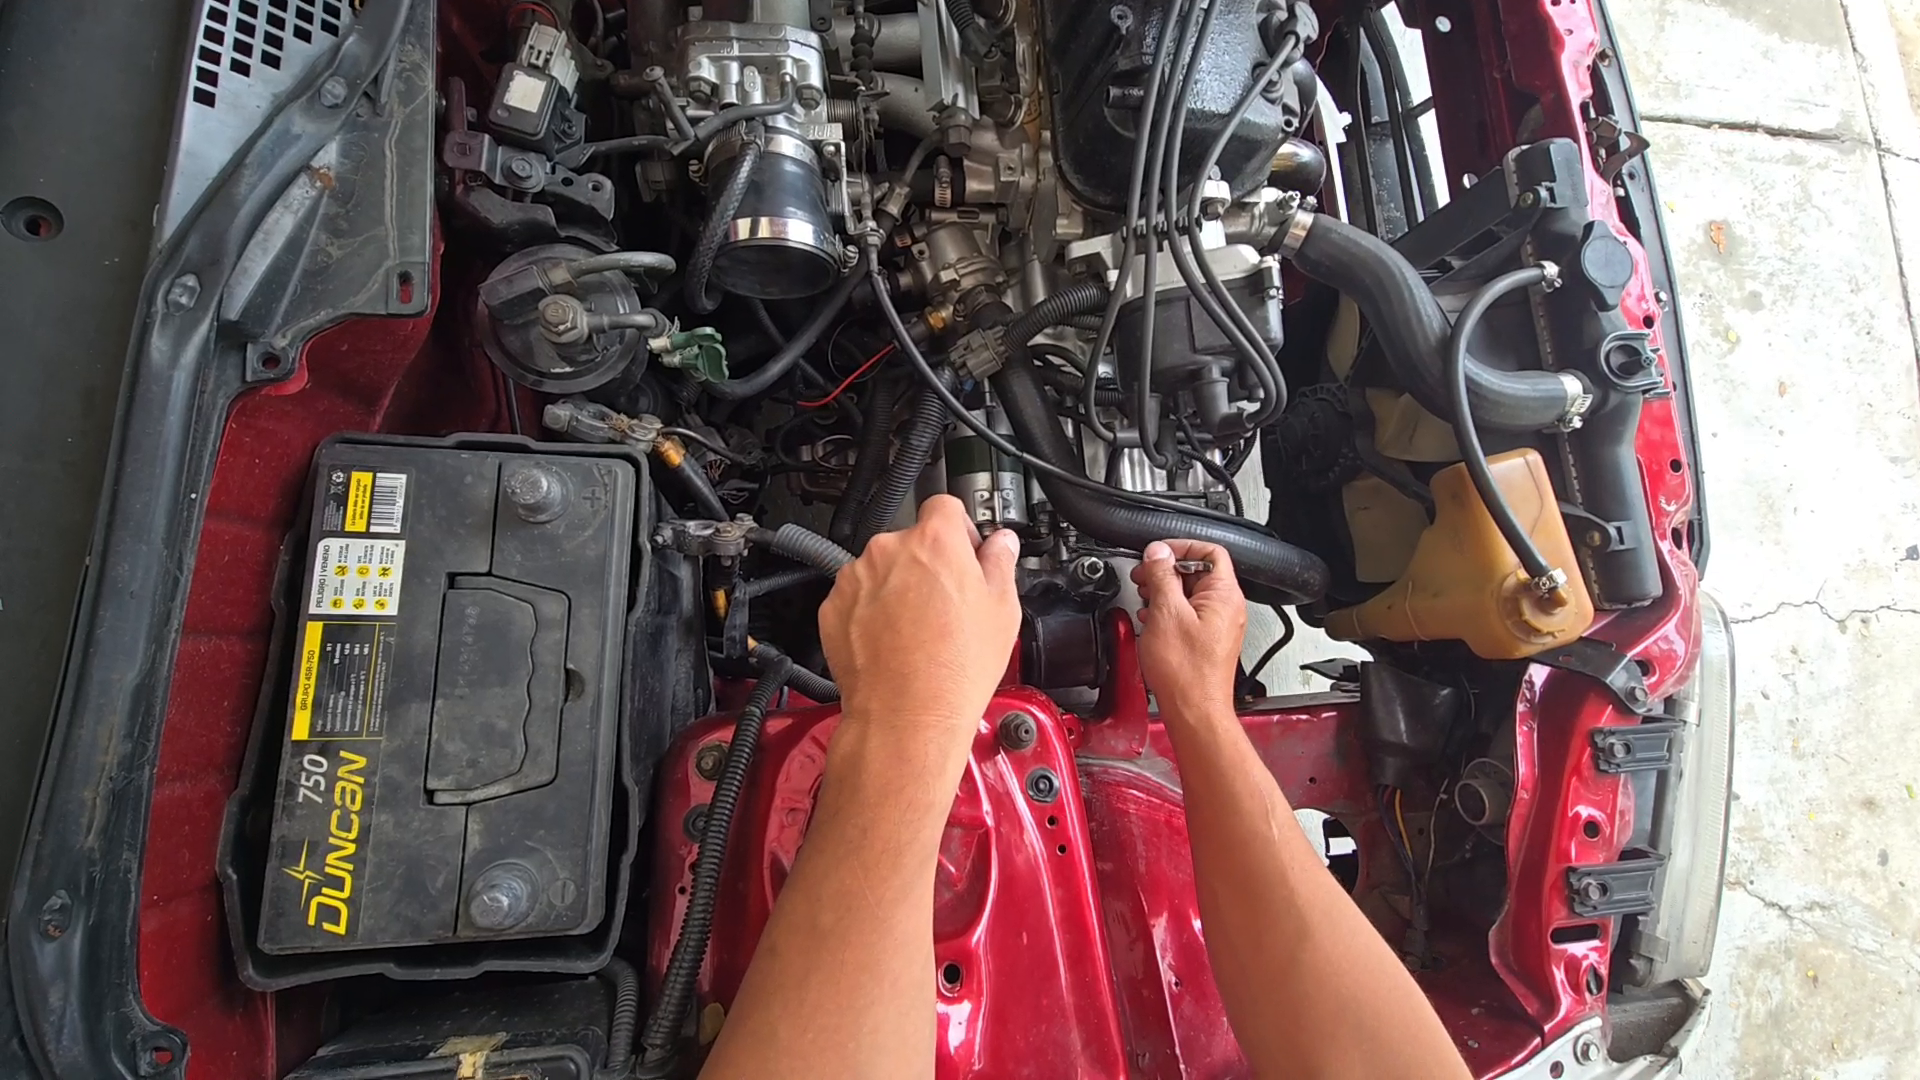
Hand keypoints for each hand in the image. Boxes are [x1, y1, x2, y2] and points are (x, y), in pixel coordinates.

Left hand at [818, 495, 1021, 751]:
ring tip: (920, 629)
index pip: (945, 505)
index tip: (965, 551)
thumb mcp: (1002, 610)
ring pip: (883, 569)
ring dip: (898, 586)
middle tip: (947, 604)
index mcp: (935, 540)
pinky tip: (895, 641)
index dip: (960, 528)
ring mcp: (856, 578)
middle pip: (913, 540)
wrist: (907, 716)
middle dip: (929, 564)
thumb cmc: (954, 669)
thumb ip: (1000, 562)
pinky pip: (858, 596)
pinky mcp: (834, 607)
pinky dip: (871, 611)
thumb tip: (1001, 543)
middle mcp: (888, 550)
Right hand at [1130, 539, 1246, 721]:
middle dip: (1166, 570)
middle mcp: (1227, 608)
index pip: (1209, 550)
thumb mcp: (1166, 613)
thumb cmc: (1186, 671)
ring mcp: (1218, 624)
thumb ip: (1162, 576)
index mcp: (1224, 595)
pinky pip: (1188, 613)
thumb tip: (1158, 552)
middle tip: (1144, 576)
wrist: (1193, 709)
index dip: (1180, 546)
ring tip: (1144, 598)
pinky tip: (1151, 619)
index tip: (1157, 554)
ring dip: (1164, 590)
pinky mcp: (1207, 639)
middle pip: (1197, 570)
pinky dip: (1168, 610)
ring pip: (1190, 592)